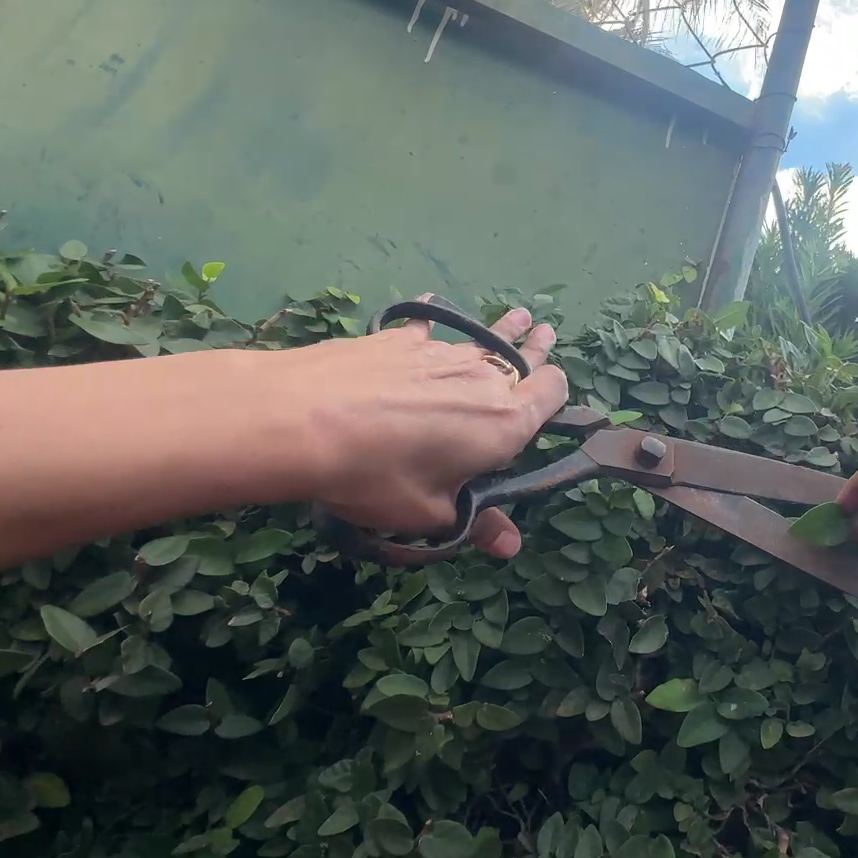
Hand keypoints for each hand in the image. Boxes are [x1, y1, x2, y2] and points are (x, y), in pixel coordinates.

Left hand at [283, 304, 568, 557]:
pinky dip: (434, 324)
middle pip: (524, 356)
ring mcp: (443, 352)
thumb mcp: (429, 512)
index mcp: (505, 423)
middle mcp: (485, 378)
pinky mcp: (402, 337)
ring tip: (515, 316)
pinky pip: (429, 327)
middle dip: (537, 345)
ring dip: (499, 332)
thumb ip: (477, 523)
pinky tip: (430, 310)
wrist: (300, 420)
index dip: (557, 393)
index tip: (553, 395)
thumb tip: (510, 547)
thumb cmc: (378, 476)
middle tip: (545, 330)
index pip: (553, 392)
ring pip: (483, 339)